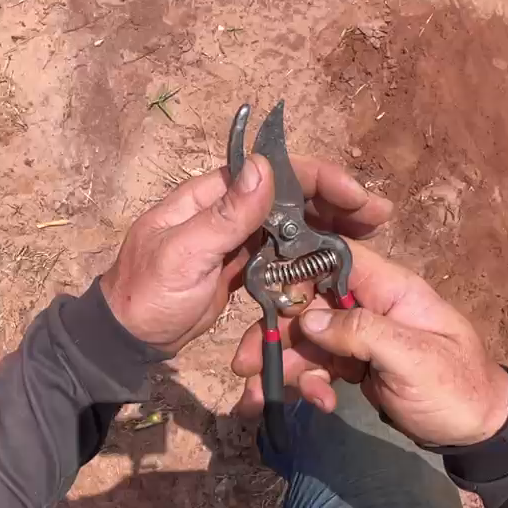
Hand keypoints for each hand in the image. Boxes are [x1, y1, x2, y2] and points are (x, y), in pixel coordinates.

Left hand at [103, 155, 393, 352]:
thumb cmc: (148, 294)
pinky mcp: (241, 271)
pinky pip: (281, 259)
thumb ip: (224, 216)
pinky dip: (308, 259)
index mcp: (210, 196)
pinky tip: (336, 265)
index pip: (271, 173)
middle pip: (289, 197)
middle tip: (378, 216)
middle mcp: (227, 212)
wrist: (129, 340)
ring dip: (328, 229)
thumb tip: (264, 167)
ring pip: (290, 228)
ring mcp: (236, 243)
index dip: (317, 178)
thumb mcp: (182, 254)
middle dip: (334, 203)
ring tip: (370, 237)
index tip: (354, 195)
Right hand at [230, 240, 507, 446]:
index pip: (333, 259)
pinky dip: (306, 387)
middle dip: (274, 335)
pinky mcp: (351, 366)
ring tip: (257, 399)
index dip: (295, 271)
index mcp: (389, 289)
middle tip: (243, 365)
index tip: (263, 298)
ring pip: (305, 342)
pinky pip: (316, 369)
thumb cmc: (455, 387)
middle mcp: (367, 306)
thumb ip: (361, 333)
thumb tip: (308, 320)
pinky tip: (316, 405)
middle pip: (307, 306)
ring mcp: (357, 337)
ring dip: (280, 368)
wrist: (478, 433)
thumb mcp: (414, 359)